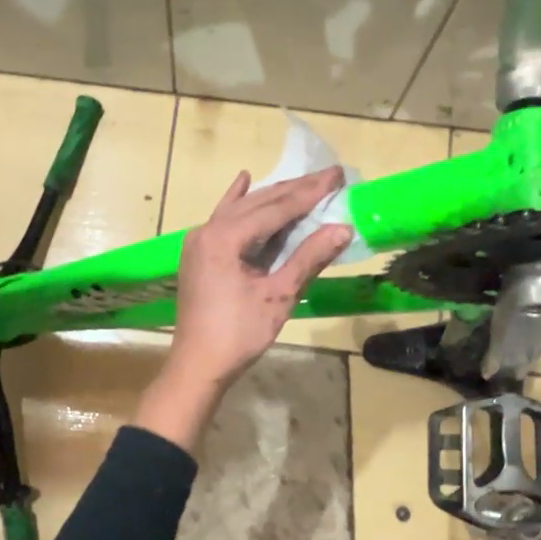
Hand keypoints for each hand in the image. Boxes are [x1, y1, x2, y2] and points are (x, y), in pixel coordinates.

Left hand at [134, 167, 351, 449]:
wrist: (198, 364)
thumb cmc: (239, 333)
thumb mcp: (279, 295)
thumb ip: (309, 257)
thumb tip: (343, 228)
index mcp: (225, 237)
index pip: (276, 208)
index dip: (310, 192)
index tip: (337, 175)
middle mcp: (208, 230)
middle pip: (259, 202)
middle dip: (295, 189)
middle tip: (329, 175)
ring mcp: (200, 241)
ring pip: (242, 208)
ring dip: (273, 196)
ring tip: (303, 181)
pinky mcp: (199, 253)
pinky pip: (223, 218)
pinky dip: (238, 201)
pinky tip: (244, 179)